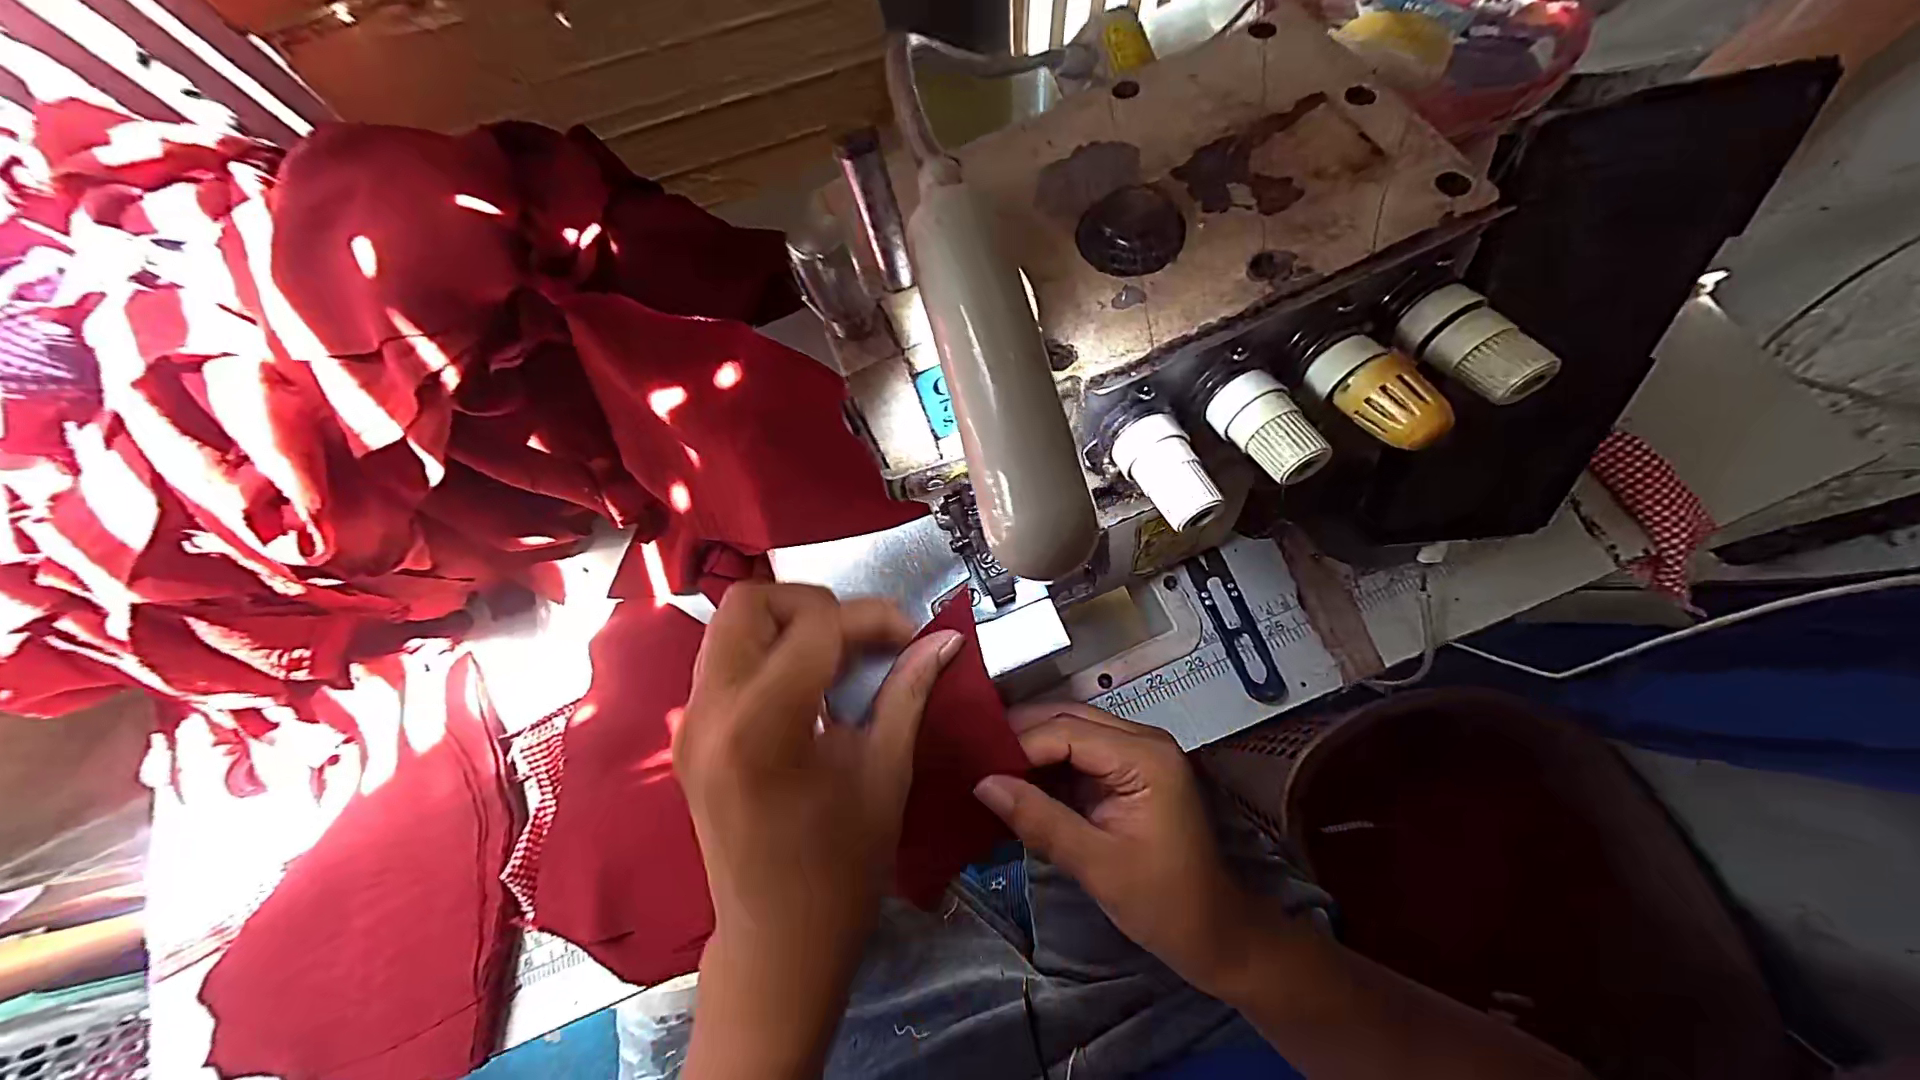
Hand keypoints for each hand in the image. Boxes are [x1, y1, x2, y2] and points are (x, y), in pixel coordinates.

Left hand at [675, 583, 962, 1078]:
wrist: (777, 943)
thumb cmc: (842, 868)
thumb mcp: (886, 772)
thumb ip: (909, 691)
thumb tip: (944, 640)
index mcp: (762, 725)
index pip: (815, 625)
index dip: (871, 618)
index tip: (909, 636)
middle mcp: (710, 712)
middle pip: (750, 602)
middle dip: (814, 605)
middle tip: (860, 637)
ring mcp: (690, 724)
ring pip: (730, 626)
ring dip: (788, 624)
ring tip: (838, 658)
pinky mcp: (689, 735)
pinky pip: (725, 661)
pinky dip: (768, 651)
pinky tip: (809, 686)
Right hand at [972, 703, 1274, 998]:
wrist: (1214, 933)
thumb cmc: (1165, 903)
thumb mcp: (1097, 865)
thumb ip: (1039, 819)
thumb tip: (983, 785)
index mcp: (1145, 756)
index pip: (1066, 731)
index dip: (1018, 745)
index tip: (976, 768)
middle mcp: (1141, 740)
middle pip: (1067, 719)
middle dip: (1019, 736)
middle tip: (973, 758)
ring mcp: (1135, 752)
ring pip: (1068, 730)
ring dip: (1029, 747)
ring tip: (986, 765)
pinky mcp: (1124, 771)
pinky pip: (1076, 753)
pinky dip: (1044, 764)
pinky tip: (1014, 779)